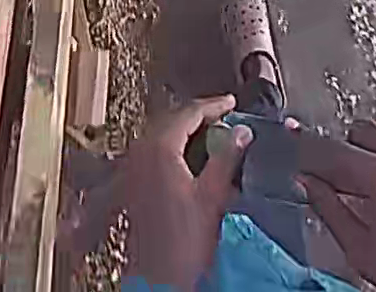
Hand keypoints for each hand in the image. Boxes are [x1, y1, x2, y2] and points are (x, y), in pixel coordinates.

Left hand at [123, 95, 252, 288]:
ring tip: (212, 130)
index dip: (212, 105)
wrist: (157, 281)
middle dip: (199, 114)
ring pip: (163, 131)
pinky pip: (155, 146)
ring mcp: (134, 164)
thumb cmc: (184, 241)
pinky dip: (175, 142)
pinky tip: (190, 152)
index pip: (188, 112)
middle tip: (224, 114)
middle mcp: (142, 149)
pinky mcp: (133, 179)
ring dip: (187, 127)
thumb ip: (226, 158)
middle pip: (173, 117)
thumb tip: (242, 130)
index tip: (231, 102)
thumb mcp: (211, 197)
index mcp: (159, 147)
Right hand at [298, 120, 375, 291]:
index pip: (332, 150)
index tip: (290, 137)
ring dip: (365, 156)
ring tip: (360, 192)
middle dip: (340, 150)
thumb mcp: (362, 251)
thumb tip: (306, 182)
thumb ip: (329, 209)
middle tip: (329, 176)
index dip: (306, 145)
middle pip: (358, 132)